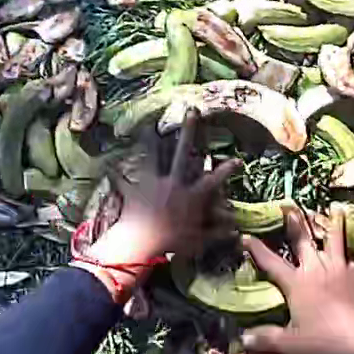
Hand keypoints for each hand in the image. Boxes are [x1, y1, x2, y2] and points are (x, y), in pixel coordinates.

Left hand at [75, 110, 237, 301]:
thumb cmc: (172, 243)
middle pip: (184, 151)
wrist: (143, 243)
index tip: (237, 159)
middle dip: (190, 130)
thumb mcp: (199, 241)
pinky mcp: (138, 187)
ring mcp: (155, 182)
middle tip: (192, 110)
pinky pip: (130, 174)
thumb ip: (217, 233)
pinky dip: (123, 165)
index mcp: (192, 195)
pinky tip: (115, 155)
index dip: (227, 169)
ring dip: (155, 138)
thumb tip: (236, 231)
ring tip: (152, 121)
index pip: (214, 179)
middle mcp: (175, 182)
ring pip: (156, 155)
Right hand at [240, 205, 353, 353]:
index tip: (245, 236)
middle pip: (304, 242)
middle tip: (290, 206)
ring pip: (336, 241)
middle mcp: (317, 270)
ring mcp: (342, 270)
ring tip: (336, 207)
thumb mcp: (292, 346)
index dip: (257, 250)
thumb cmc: (327, 341)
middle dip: (295, 224)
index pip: (271, 263)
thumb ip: (268, 339)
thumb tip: (244, 338)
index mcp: (297, 283)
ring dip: (335, 224)